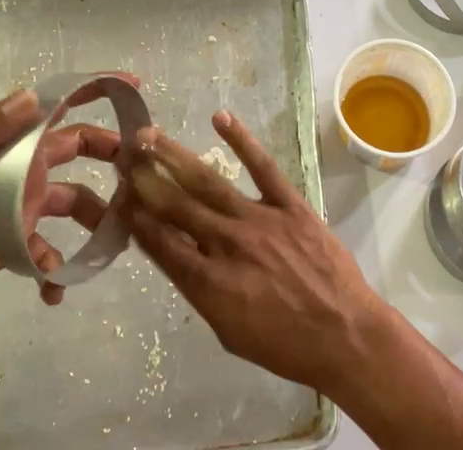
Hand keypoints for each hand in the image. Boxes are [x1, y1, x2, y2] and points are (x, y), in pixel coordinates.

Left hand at [0, 89, 121, 313]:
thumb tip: (31, 96)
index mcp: (16, 146)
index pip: (60, 107)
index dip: (95, 90)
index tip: (135, 87)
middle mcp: (27, 170)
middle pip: (82, 151)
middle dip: (113, 157)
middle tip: (142, 172)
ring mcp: (24, 207)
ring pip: (78, 202)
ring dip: (99, 219)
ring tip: (116, 242)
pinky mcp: (17, 243)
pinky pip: (51, 252)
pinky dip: (58, 270)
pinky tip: (54, 291)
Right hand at [120, 111, 396, 395]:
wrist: (344, 334)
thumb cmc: (285, 345)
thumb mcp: (229, 332)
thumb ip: (202, 291)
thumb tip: (178, 258)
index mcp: (208, 282)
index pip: (160, 242)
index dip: (135, 216)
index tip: (118, 194)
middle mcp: (227, 244)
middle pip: (177, 206)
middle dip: (146, 179)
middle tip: (123, 154)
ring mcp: (260, 220)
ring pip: (209, 182)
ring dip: (175, 156)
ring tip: (149, 136)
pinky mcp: (291, 205)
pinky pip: (263, 167)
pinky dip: (241, 140)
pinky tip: (220, 117)